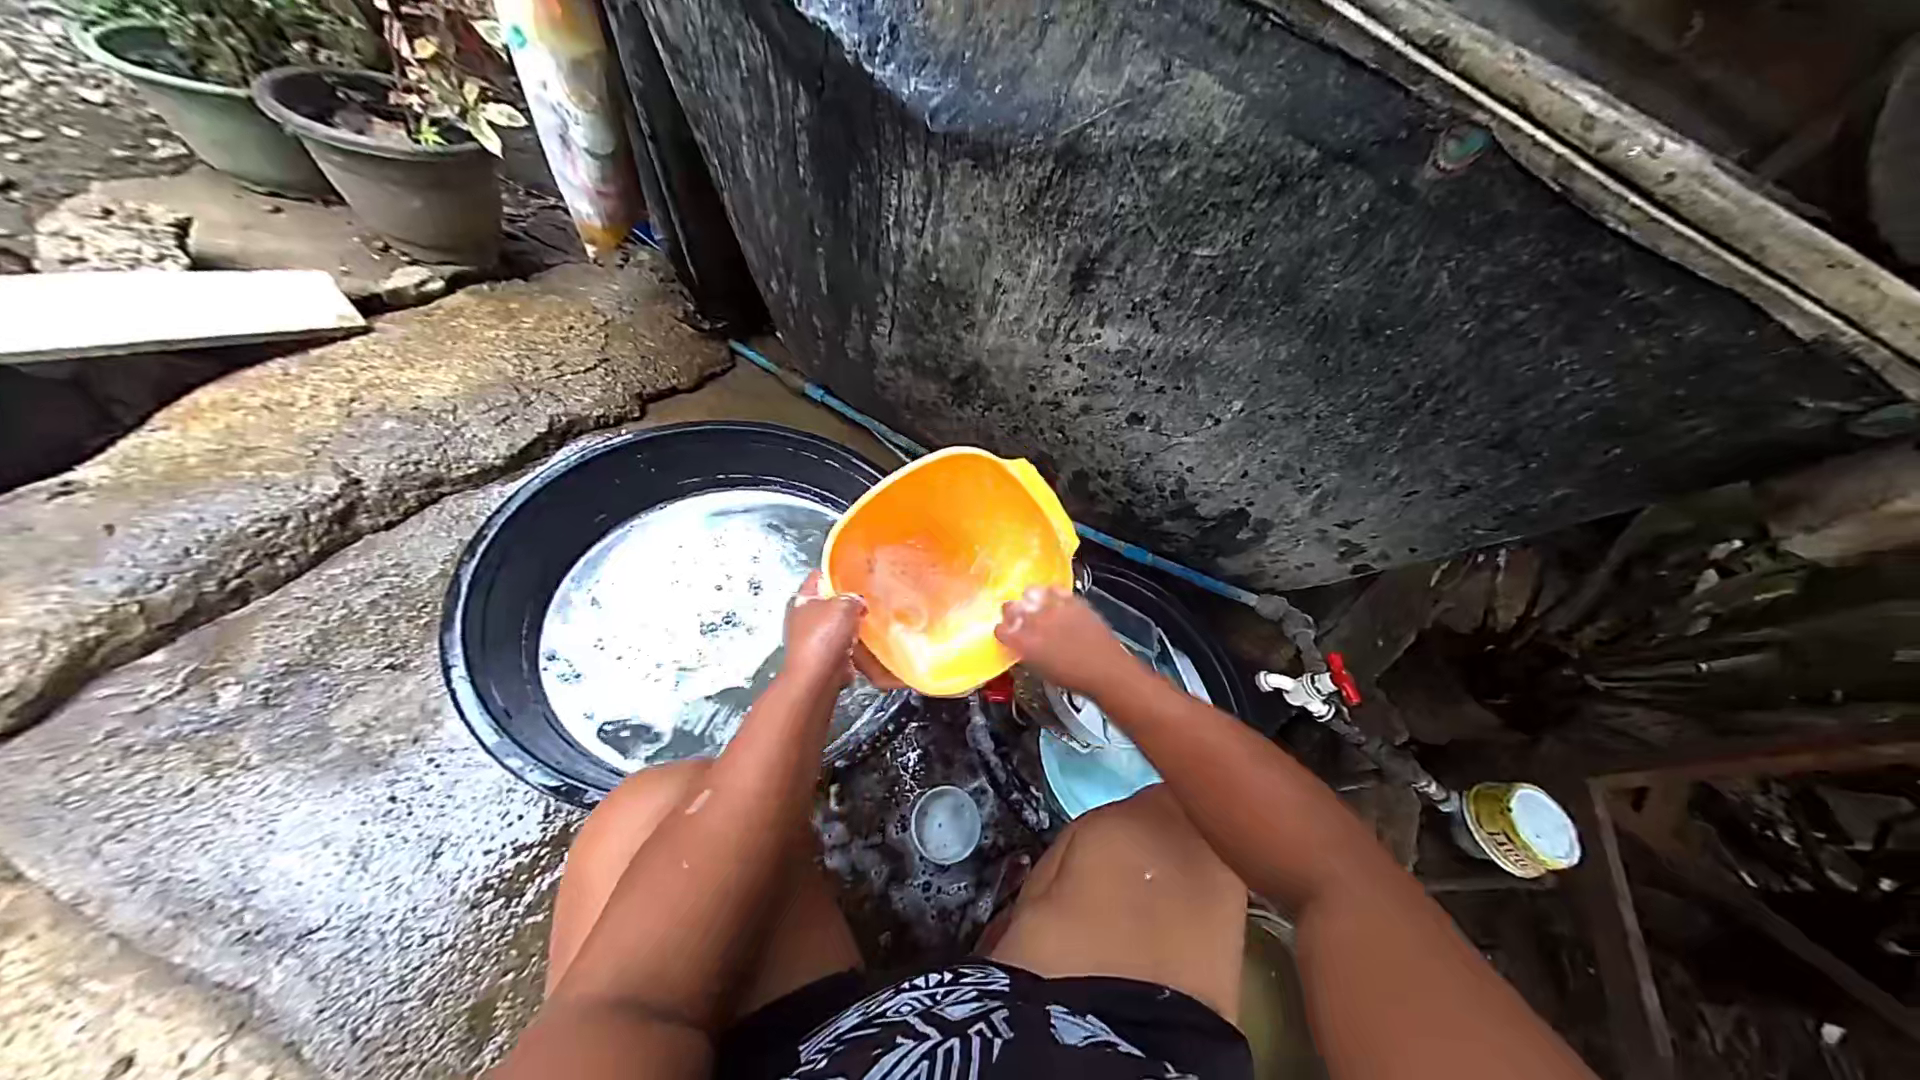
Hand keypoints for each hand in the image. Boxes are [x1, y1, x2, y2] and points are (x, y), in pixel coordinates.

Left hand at [783, 571, 865, 686]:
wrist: (817, 677)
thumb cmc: (825, 635)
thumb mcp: (844, 605)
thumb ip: (853, 598)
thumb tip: (857, 603)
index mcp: (801, 599)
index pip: (818, 577)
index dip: (835, 573)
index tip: (855, 574)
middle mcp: (802, 618)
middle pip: (829, 602)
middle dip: (848, 602)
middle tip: (867, 599)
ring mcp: (811, 639)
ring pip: (837, 625)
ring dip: (852, 625)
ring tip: (870, 620)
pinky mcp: (821, 657)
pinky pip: (842, 645)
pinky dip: (853, 645)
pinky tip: (867, 643)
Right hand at [994, 586, 1140, 697]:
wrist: (1106, 670)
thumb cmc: (1072, 677)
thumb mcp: (1040, 670)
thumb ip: (1025, 652)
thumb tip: (1020, 643)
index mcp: (1024, 643)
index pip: (1000, 629)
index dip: (1002, 631)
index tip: (1007, 634)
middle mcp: (1035, 622)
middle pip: (1010, 607)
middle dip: (1011, 612)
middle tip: (1018, 619)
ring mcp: (1054, 608)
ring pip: (1030, 592)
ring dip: (1030, 599)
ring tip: (1036, 606)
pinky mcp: (1072, 600)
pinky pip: (1055, 588)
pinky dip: (1052, 594)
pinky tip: (1055, 601)